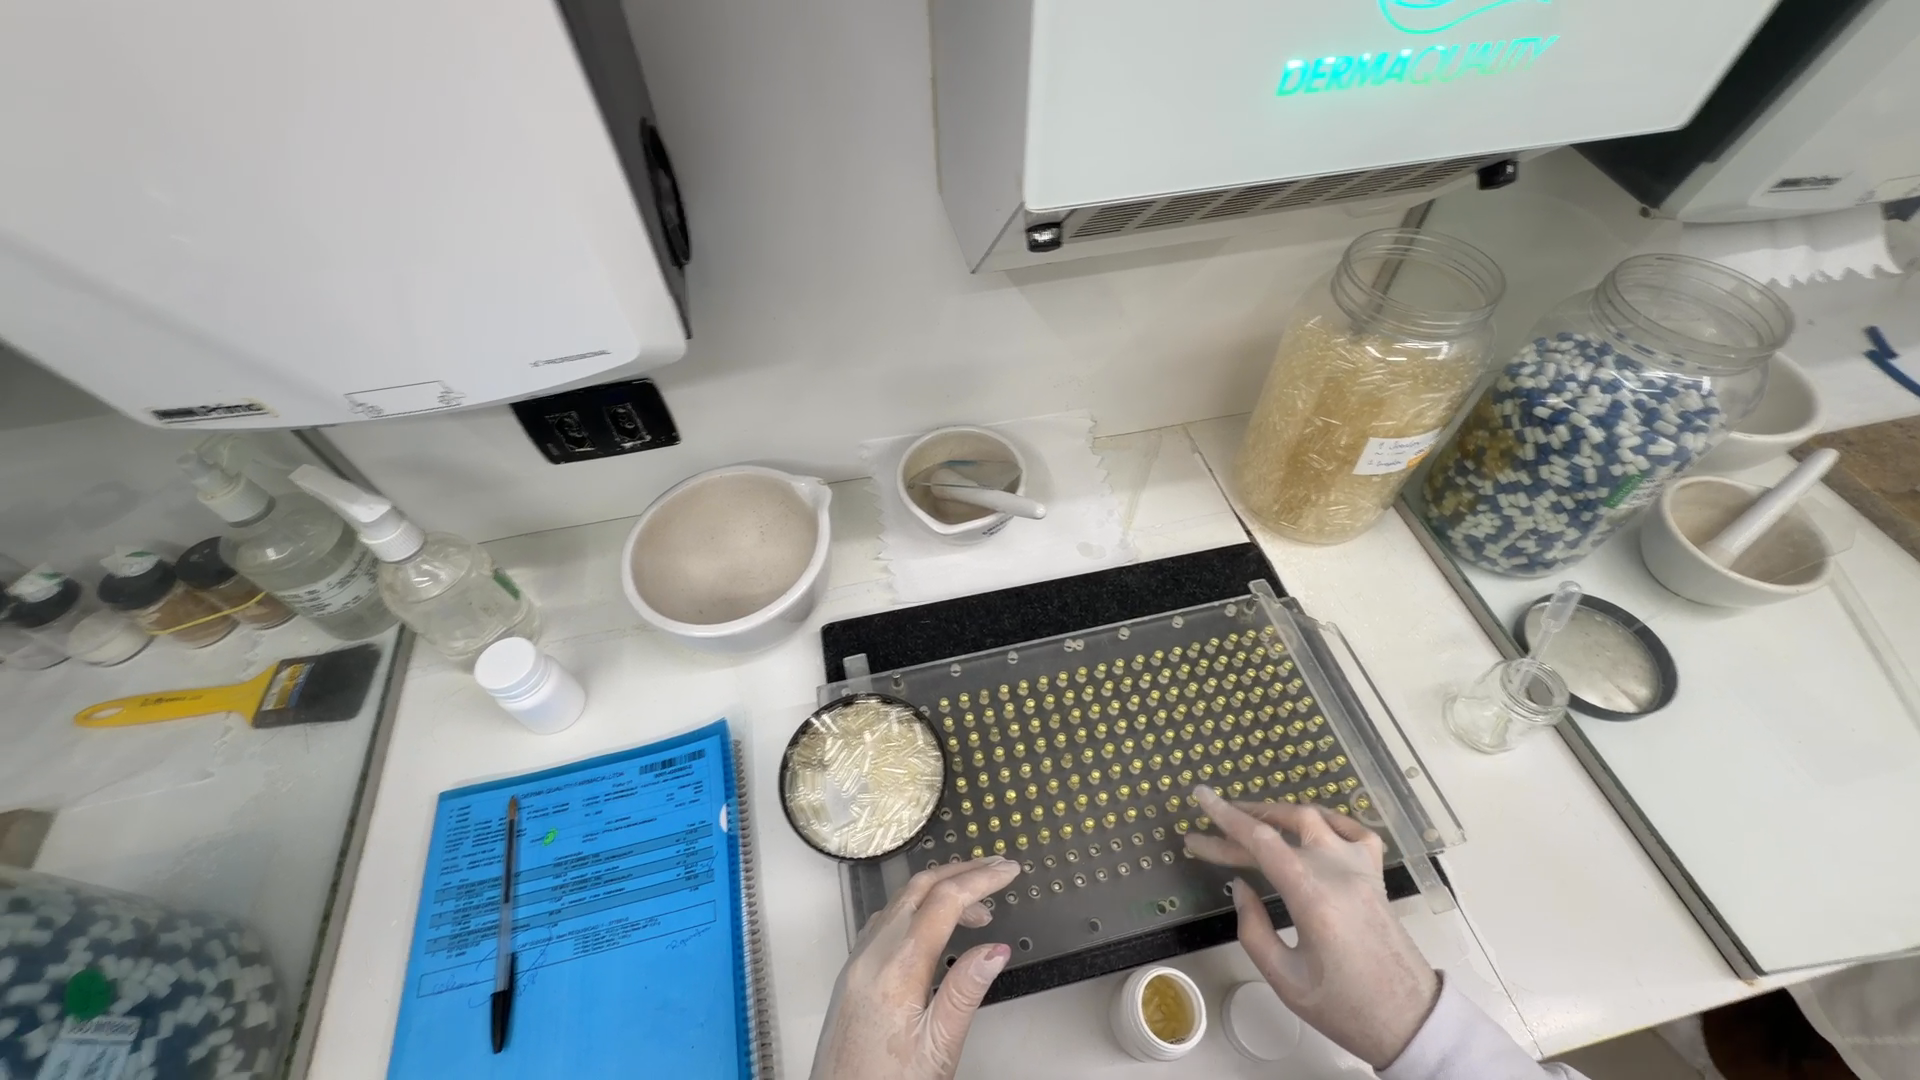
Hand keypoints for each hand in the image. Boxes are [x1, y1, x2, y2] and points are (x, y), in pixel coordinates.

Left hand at [809, 857, 1022, 1079]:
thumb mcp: (939, 1048)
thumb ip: (966, 992)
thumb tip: (996, 949)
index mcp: (897, 969)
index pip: (944, 902)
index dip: (980, 880)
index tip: (1009, 870)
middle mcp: (873, 953)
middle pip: (920, 887)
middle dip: (961, 871)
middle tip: (997, 869)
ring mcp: (858, 959)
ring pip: (901, 900)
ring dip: (939, 888)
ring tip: (978, 905)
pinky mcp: (852, 971)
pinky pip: (886, 918)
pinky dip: (917, 905)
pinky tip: (934, 922)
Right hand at [1185, 785, 1438, 1069]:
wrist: (1410, 1022)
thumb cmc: (1344, 1008)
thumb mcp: (1284, 979)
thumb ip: (1253, 928)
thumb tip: (1240, 886)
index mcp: (1313, 897)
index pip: (1261, 840)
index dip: (1225, 816)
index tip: (1200, 796)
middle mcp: (1338, 872)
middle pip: (1281, 826)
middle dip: (1240, 820)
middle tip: (1209, 828)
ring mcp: (1361, 869)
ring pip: (1314, 819)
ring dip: (1276, 813)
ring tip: (1249, 819)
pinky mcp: (1376, 876)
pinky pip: (1352, 830)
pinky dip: (1326, 819)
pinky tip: (1309, 825)